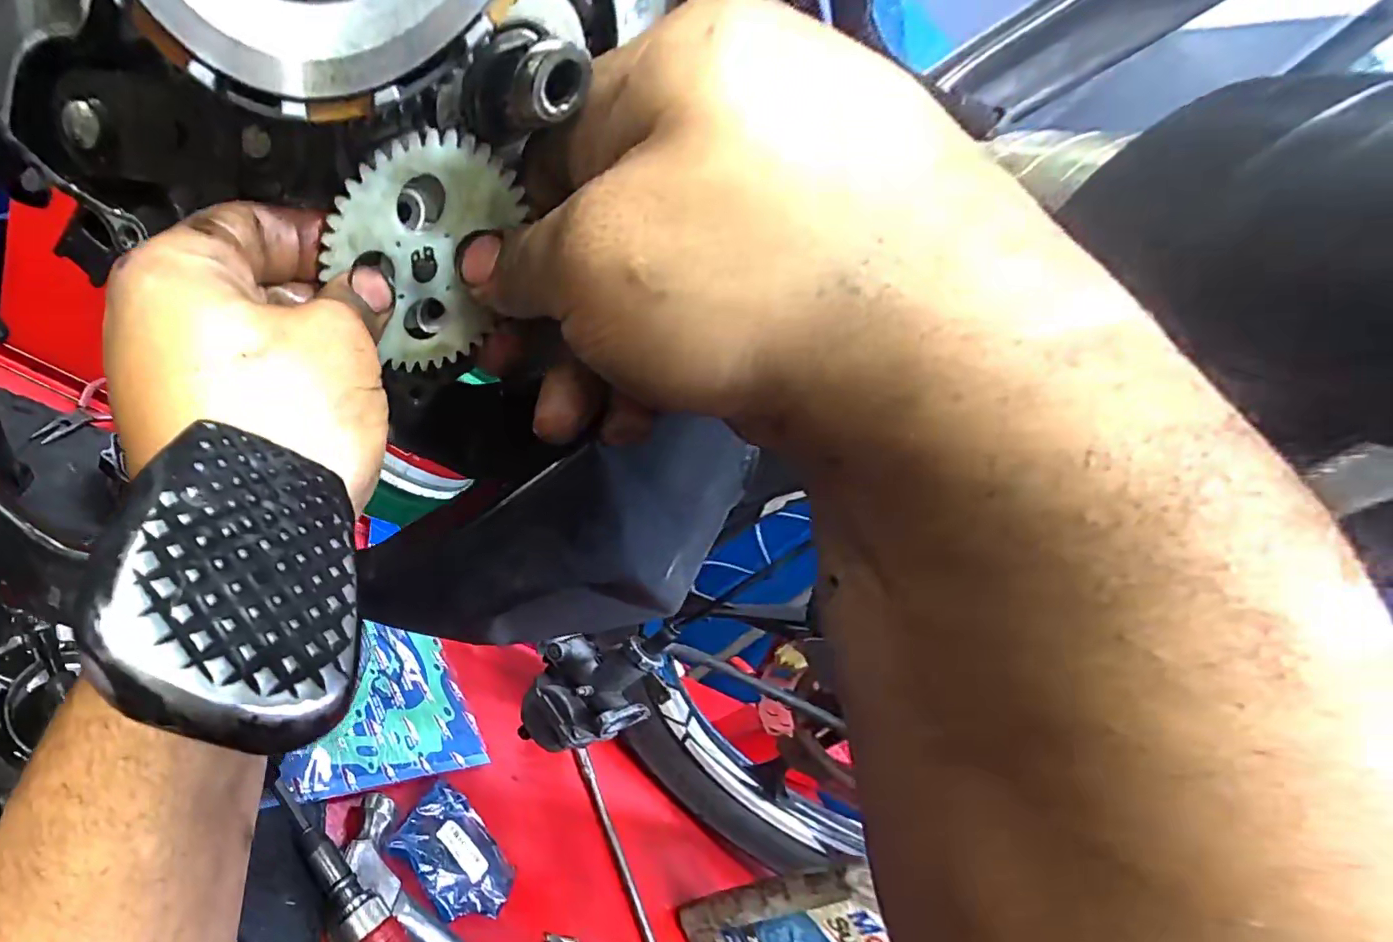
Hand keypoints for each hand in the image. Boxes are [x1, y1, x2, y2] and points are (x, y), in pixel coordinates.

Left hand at [102, 202, 395, 506]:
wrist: (255, 536)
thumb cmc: (277, 436)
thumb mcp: (339, 339)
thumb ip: (353, 299)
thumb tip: (361, 291)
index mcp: (169, 274)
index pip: (249, 221)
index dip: (310, 231)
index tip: (346, 248)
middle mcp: (145, 326)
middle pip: (239, 283)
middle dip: (307, 292)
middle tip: (359, 304)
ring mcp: (156, 385)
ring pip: (238, 338)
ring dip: (295, 340)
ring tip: (348, 354)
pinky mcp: (178, 431)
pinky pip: (231, 384)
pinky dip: (272, 380)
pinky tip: (316, 394)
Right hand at [461, 0, 1145, 447]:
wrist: (915, 359)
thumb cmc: (728, 276)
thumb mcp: (589, 260)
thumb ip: (521, 261)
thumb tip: (488, 266)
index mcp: (686, 64)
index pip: (556, 136)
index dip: (507, 222)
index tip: (484, 288)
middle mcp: (738, 116)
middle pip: (602, 222)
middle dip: (551, 315)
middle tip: (515, 368)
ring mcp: (780, 200)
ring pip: (648, 282)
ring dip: (595, 360)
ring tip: (575, 419)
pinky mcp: (803, 274)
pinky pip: (701, 310)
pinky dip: (659, 365)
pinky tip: (642, 416)